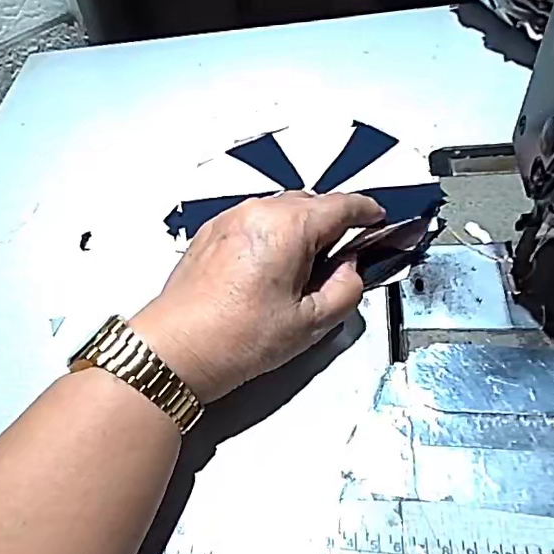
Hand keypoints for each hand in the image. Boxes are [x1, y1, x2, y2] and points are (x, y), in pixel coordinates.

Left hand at [131, 191, 384, 401]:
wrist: (176, 350)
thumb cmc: (234, 337)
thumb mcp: (311, 323)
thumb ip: (347, 289)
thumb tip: (351, 270)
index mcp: (287, 226)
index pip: (342, 205)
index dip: (367, 212)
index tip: (377, 219)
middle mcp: (257, 212)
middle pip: (312, 203)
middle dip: (333, 225)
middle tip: (344, 260)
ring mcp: (230, 220)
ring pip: (282, 211)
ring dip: (302, 231)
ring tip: (304, 273)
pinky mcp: (212, 233)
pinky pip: (256, 222)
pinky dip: (274, 236)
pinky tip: (274, 272)